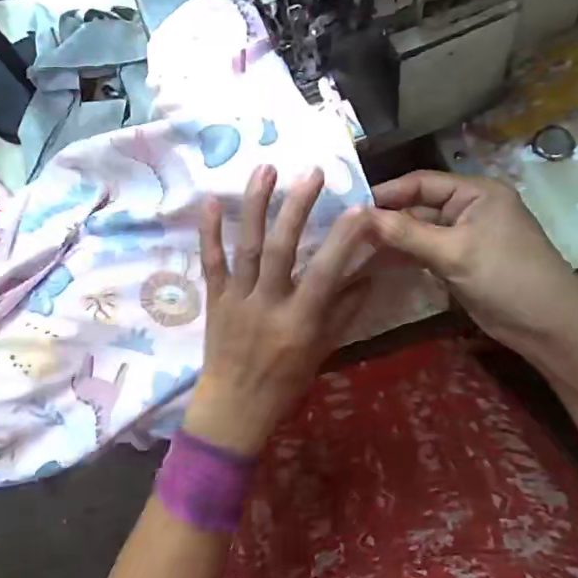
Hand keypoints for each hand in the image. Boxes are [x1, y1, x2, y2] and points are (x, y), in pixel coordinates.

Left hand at [187, 165, 369, 454]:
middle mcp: (267, 304)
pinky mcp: (214, 299)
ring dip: (255, 206)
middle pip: (280, 249)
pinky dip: (209, 232)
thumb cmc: (284, 383)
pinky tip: (210, 201)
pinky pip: (211, 262)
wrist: (233, 409)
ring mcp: (237, 299)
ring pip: (246, 247)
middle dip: (296, 208)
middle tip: (311, 172)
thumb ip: (343, 313)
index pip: (325, 272)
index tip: (360, 209)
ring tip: (265, 169)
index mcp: (298, 321)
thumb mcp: (322, 351)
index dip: (343, 240)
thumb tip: (368, 276)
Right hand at [369, 171, 577, 355]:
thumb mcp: (454, 253)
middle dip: (385, 217)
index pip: (421, 182)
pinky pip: (426, 251)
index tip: (349, 204)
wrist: (548, 326)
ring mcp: (465, 236)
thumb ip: (406, 233)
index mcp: (476, 192)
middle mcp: (469, 208)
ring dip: (391, 238)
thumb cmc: (506, 278)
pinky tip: (375, 261)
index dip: (386, 192)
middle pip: (418, 205)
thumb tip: (360, 217)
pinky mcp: (460, 262)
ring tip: (352, 245)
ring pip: (419, 231)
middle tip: (344, 229)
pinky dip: (404, 255)